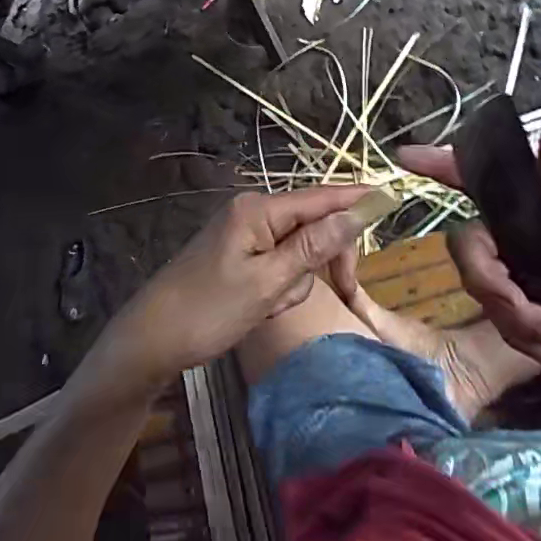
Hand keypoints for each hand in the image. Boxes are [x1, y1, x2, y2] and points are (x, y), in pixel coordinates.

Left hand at [82, 186, 374, 394]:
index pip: (322, 197)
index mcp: (259, 209)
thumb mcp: (268, 282)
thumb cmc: (207, 312)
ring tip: (273, 306)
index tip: (393, 199)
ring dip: (298, 278)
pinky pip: (280, 261)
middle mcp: (254, 211)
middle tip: (342, 288)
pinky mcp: (240, 253)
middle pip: (314, 223)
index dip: (359, 199)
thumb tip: (359, 211)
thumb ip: (315, 245)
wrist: (147, 343)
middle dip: (325, 256)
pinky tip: (261, 307)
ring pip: (300, 248)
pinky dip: (282, 284)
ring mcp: (245, 232)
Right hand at [397, 139, 540, 368]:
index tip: (405, 157)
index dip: (442, 165)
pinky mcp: (525, 305)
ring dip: (518, 321)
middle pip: (470, 253)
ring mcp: (520, 272)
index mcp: (535, 210)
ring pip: (482, 292)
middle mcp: (519, 236)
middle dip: (498, 289)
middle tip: (540, 315)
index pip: (481, 182)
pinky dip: (524, 336)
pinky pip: (499, 321)